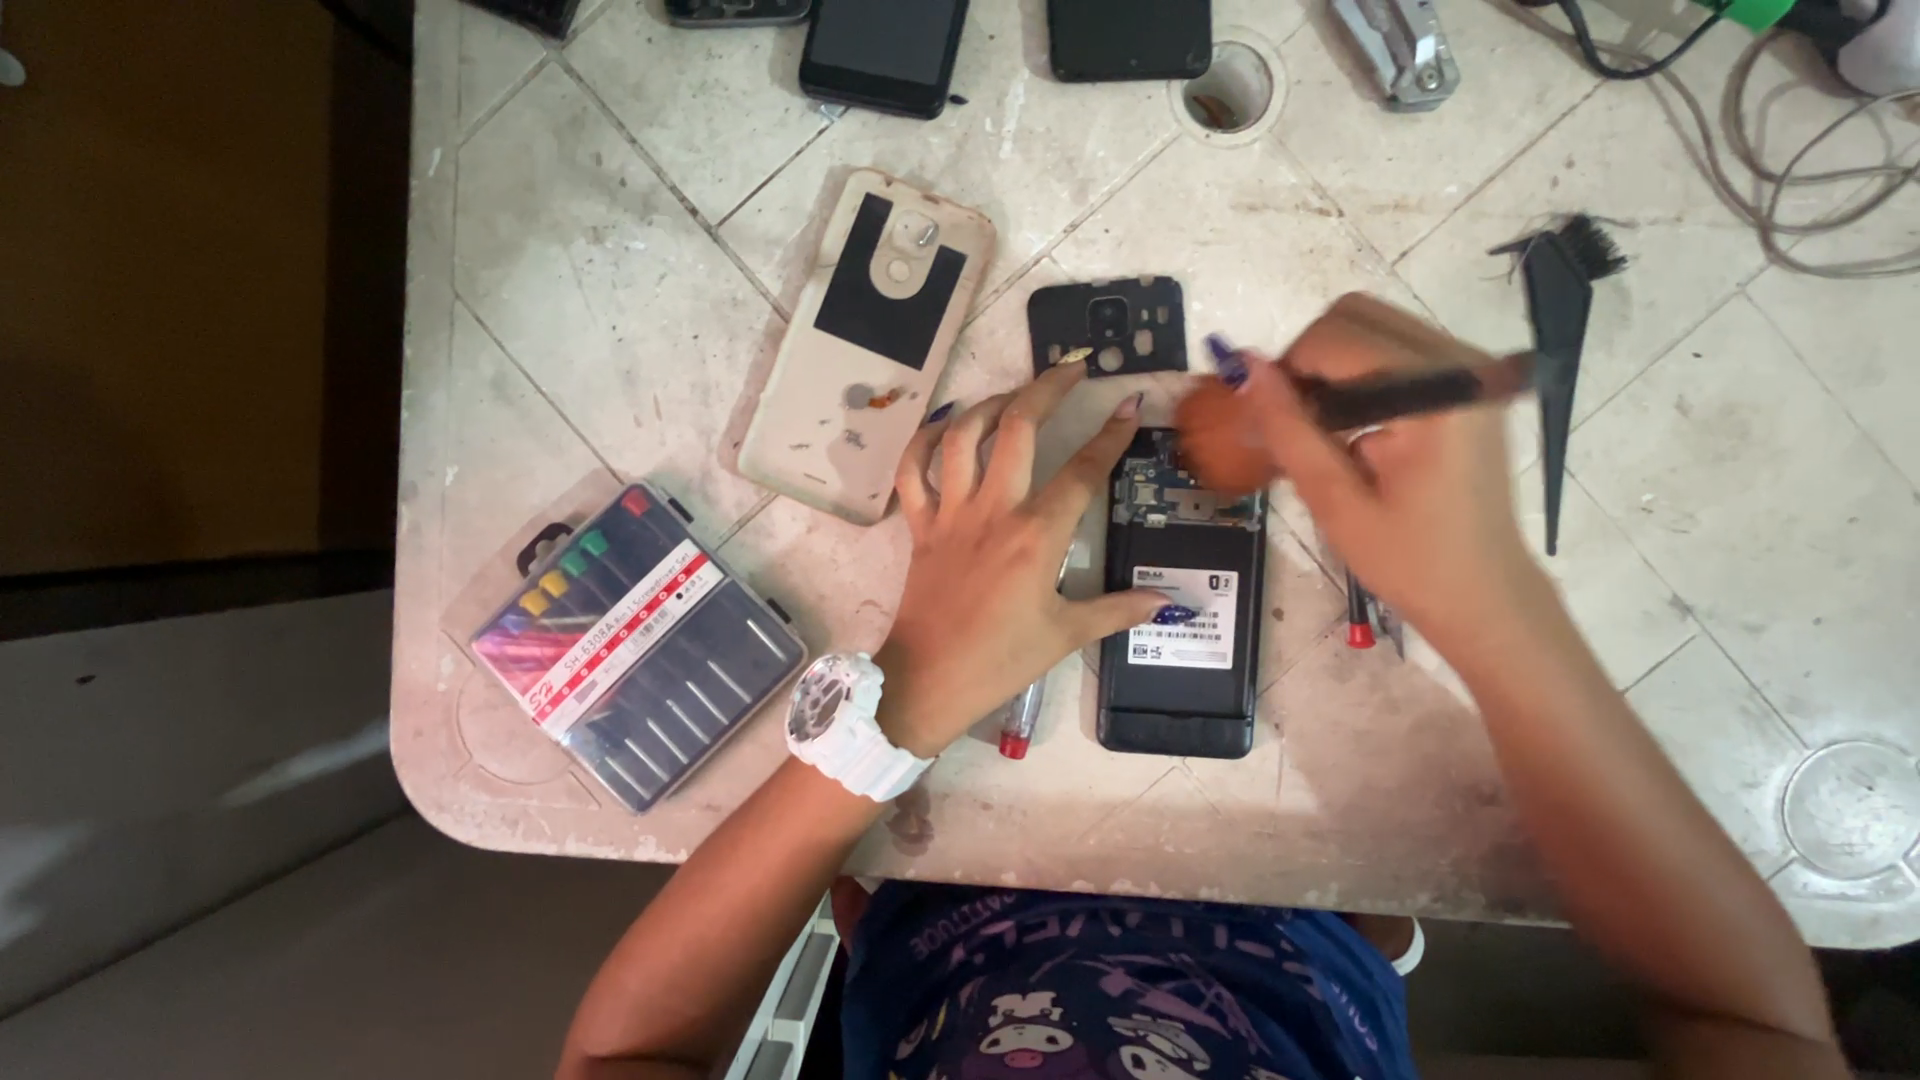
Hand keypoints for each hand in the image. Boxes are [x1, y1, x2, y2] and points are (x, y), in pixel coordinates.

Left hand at [874, 361, 1171, 757]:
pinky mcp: (919, 525)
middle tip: (1071, 371)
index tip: (1130, 405)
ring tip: (1014, 395)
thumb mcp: (1065, 635)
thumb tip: (1167, 600)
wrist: (928, 680)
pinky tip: (944, 426)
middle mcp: (994, 510)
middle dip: (1047, 388)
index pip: (1083, 471)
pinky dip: (923, 441)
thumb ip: (1118, 609)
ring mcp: (951, 513)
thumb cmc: (1000, 660)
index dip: (1111, 435)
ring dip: (989, 404)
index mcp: (1037, 536)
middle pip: (1019, 427)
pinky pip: (912, 470)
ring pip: (963, 436)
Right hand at [1242, 293, 1557, 652]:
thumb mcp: (1333, 500)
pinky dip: (1357, 375)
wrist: (1484, 592)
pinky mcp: (1469, 381)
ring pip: (1371, 326)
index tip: (1265, 422)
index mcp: (1435, 395)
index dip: (1284, 371)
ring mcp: (1471, 368)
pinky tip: (1352, 430)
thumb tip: (1243, 368)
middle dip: (1306, 361)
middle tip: (1293, 423)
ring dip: (1330, 367)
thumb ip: (1288, 428)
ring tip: (1322, 432)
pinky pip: (1395, 349)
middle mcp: (1461, 363)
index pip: (1335, 338)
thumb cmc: (1407, 560)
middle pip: (1354, 315)